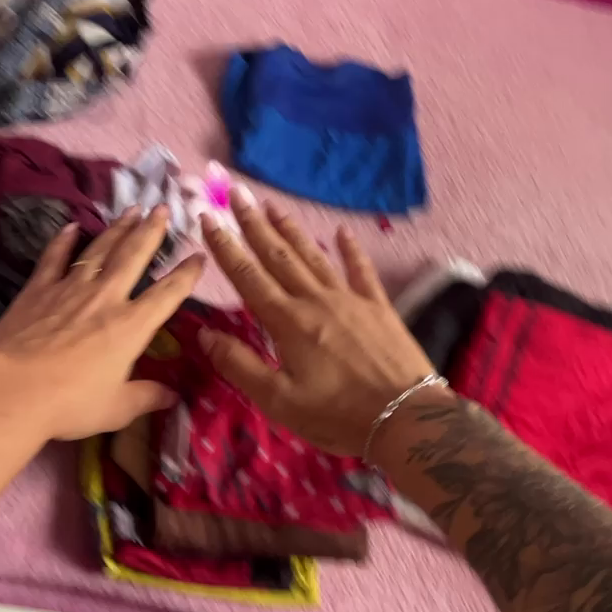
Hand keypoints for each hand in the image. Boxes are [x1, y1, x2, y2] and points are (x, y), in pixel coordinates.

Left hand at [0, 206, 203, 441]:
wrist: (13, 388)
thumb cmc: (70, 403)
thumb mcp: (116, 408)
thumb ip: (146, 397)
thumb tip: (174, 397)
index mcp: (131, 326)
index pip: (167, 294)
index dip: (186, 274)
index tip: (199, 256)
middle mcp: (105, 298)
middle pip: (133, 256)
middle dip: (151, 231)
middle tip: (163, 208)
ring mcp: (70, 288)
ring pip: (99, 250)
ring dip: (117, 228)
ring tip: (131, 209)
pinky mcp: (38, 289)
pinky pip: (54, 258)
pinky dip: (63, 240)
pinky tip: (71, 226)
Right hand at [197, 196, 440, 457]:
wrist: (407, 418)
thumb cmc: (337, 414)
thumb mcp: (278, 400)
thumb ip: (239, 365)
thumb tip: (204, 334)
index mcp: (287, 321)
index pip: (247, 276)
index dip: (225, 246)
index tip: (208, 218)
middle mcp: (314, 300)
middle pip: (277, 255)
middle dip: (253, 223)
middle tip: (237, 193)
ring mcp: (349, 300)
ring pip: (313, 255)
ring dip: (290, 229)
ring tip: (272, 205)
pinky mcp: (378, 308)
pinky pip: (360, 271)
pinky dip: (350, 250)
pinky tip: (341, 233)